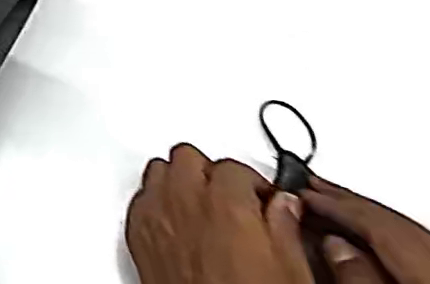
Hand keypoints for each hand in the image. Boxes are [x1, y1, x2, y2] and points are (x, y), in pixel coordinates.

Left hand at [127, 144, 311, 283]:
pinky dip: (158, 201)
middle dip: (209, 174)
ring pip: (161, 170)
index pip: (234, 167)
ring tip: (201, 209)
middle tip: (229, 200)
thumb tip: (285, 204)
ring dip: (179, 182)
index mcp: (227, 203)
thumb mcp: (292, 274)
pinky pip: (143, 195)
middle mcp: (186, 198)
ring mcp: (157, 210)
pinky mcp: (136, 227)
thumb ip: (285, 229)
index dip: (251, 184)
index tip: (260, 199)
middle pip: (189, 157)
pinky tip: (178, 224)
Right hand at [302, 176, 429, 283]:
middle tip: (313, 186)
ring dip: (375, 214)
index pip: (381, 224)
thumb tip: (332, 243)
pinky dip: (402, 234)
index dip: (336, 203)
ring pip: (421, 233)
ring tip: (341, 204)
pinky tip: (384, 234)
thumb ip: (363, 280)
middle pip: (402, 223)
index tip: (303, 192)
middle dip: (353, 202)